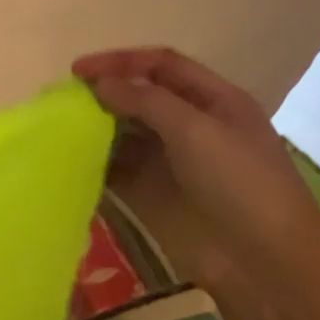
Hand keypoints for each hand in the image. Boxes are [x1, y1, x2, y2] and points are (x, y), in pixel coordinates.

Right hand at [73, 48, 319, 284]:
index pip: (162, 66)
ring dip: (94, 129)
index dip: (121, 62)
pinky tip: (68, 163)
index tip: (77, 71)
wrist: (260, 257)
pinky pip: (114, 171)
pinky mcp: (150, 194)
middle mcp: (190, 126)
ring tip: (59, 131)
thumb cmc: (239, 183)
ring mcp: (169, 161)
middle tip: (62, 103)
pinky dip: (92, 164)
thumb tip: (100, 82)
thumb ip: (147, 101)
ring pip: (123, 134)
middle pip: (139, 98)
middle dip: (103, 95)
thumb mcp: (197, 131)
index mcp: (214, 101)